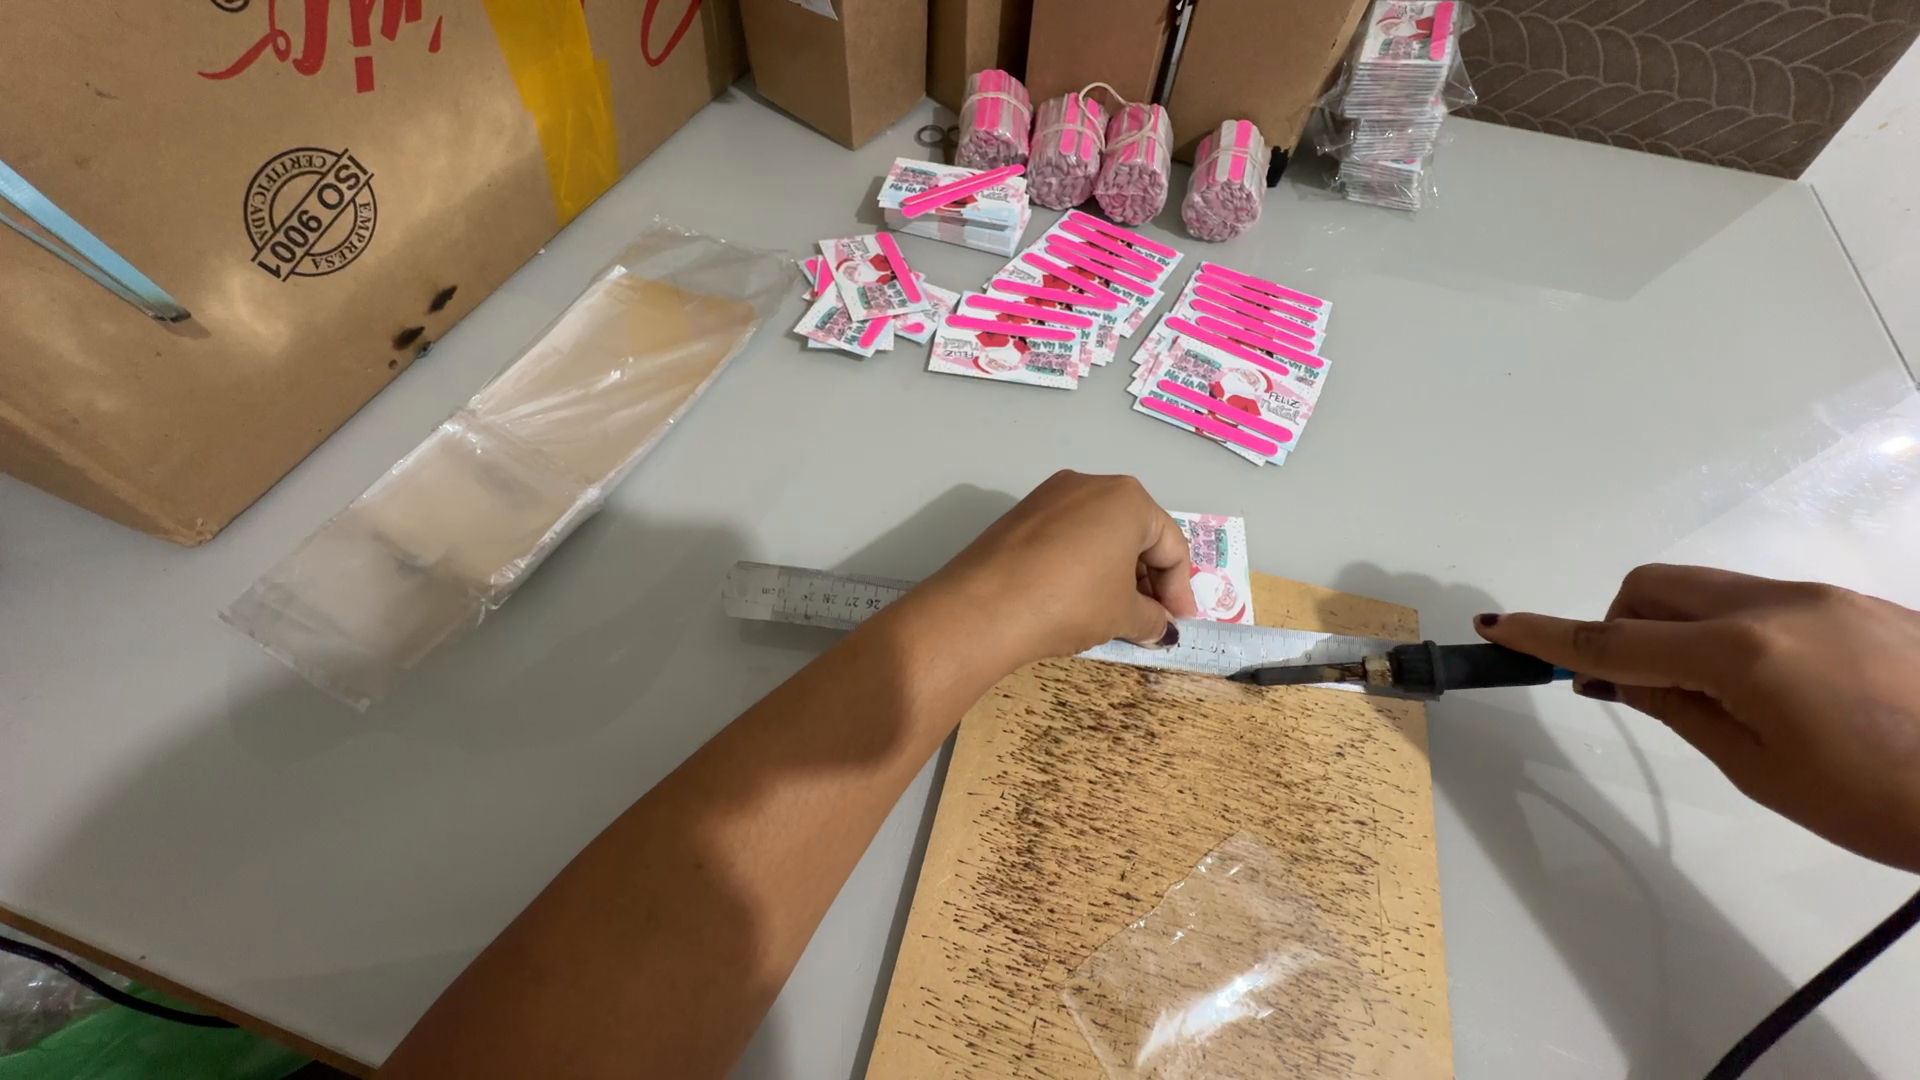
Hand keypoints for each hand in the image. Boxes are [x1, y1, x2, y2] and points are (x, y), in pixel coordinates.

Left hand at [914, 471, 1199, 668]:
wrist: (985, 607)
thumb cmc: (1071, 602)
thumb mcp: (1122, 615)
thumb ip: (1151, 618)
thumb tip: (1160, 627)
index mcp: (1127, 498)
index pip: (1169, 545)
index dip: (1179, 588)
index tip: (1177, 621)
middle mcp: (1089, 484)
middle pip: (1134, 533)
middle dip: (1147, 578)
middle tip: (1150, 618)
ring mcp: (1049, 496)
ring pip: (1098, 534)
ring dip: (1114, 572)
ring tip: (1115, 613)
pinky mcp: (1019, 515)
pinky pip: (1066, 537)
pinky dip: (1081, 564)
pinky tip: (1077, 598)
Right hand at [1476, 564, 1919, 872]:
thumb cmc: (1891, 805)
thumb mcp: (1761, 769)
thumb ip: (1675, 706)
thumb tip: (1614, 676)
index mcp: (1744, 652)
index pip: (1613, 642)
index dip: (1548, 636)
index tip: (1496, 626)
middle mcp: (1780, 606)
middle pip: (1651, 587)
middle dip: (1620, 623)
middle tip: (1638, 681)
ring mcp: (1826, 599)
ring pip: (1703, 589)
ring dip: (1674, 626)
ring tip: (1714, 688)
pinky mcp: (1863, 605)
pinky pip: (1759, 600)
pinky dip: (1729, 629)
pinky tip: (1775, 682)